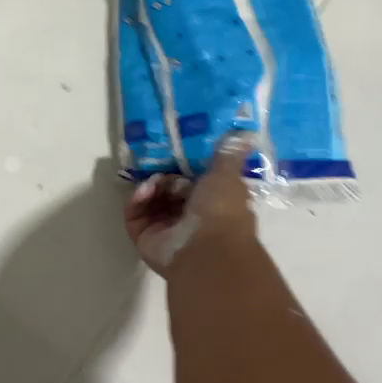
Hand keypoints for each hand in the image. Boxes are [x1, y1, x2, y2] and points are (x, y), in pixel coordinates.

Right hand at [123, 133, 256, 275]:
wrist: (206, 250)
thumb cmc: (222, 211)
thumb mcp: (227, 176)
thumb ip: (228, 155)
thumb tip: (247, 132)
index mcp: (214, 205)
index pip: (195, 184)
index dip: (186, 168)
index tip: (177, 152)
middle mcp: (190, 219)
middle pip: (170, 191)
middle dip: (165, 177)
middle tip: (163, 165)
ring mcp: (167, 229)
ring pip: (151, 201)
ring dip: (151, 186)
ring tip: (154, 181)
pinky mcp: (146, 238)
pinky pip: (135, 215)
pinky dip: (136, 201)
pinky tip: (143, 192)